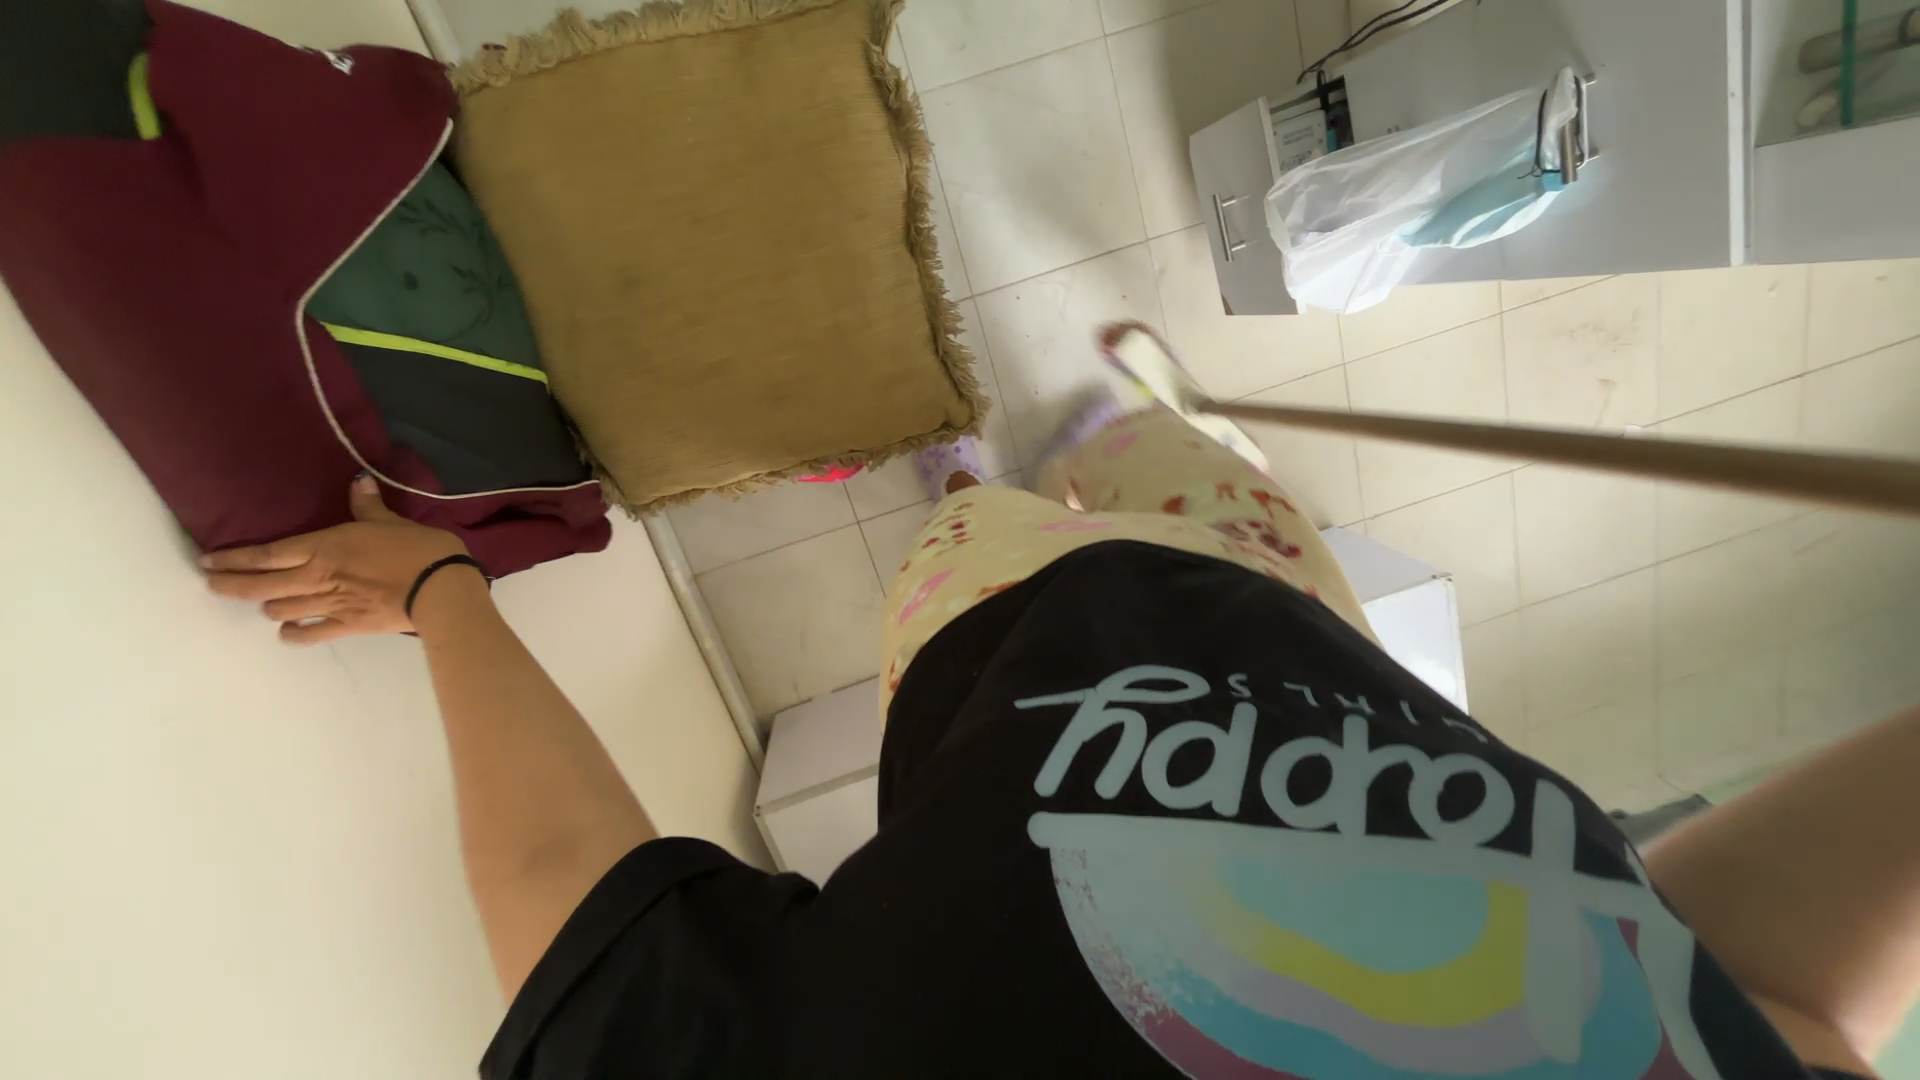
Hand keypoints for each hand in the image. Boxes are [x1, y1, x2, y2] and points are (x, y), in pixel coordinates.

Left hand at [202, 476, 477, 643]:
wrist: (441, 589)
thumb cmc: (420, 549)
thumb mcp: (394, 522)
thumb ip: (369, 506)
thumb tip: (358, 480)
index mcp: (325, 548)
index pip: (265, 554)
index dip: (233, 558)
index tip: (208, 561)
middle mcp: (316, 577)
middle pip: (259, 585)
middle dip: (230, 585)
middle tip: (214, 583)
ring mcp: (330, 605)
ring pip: (279, 609)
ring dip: (266, 606)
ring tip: (265, 602)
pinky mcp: (348, 625)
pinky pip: (309, 634)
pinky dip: (294, 633)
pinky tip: (290, 630)